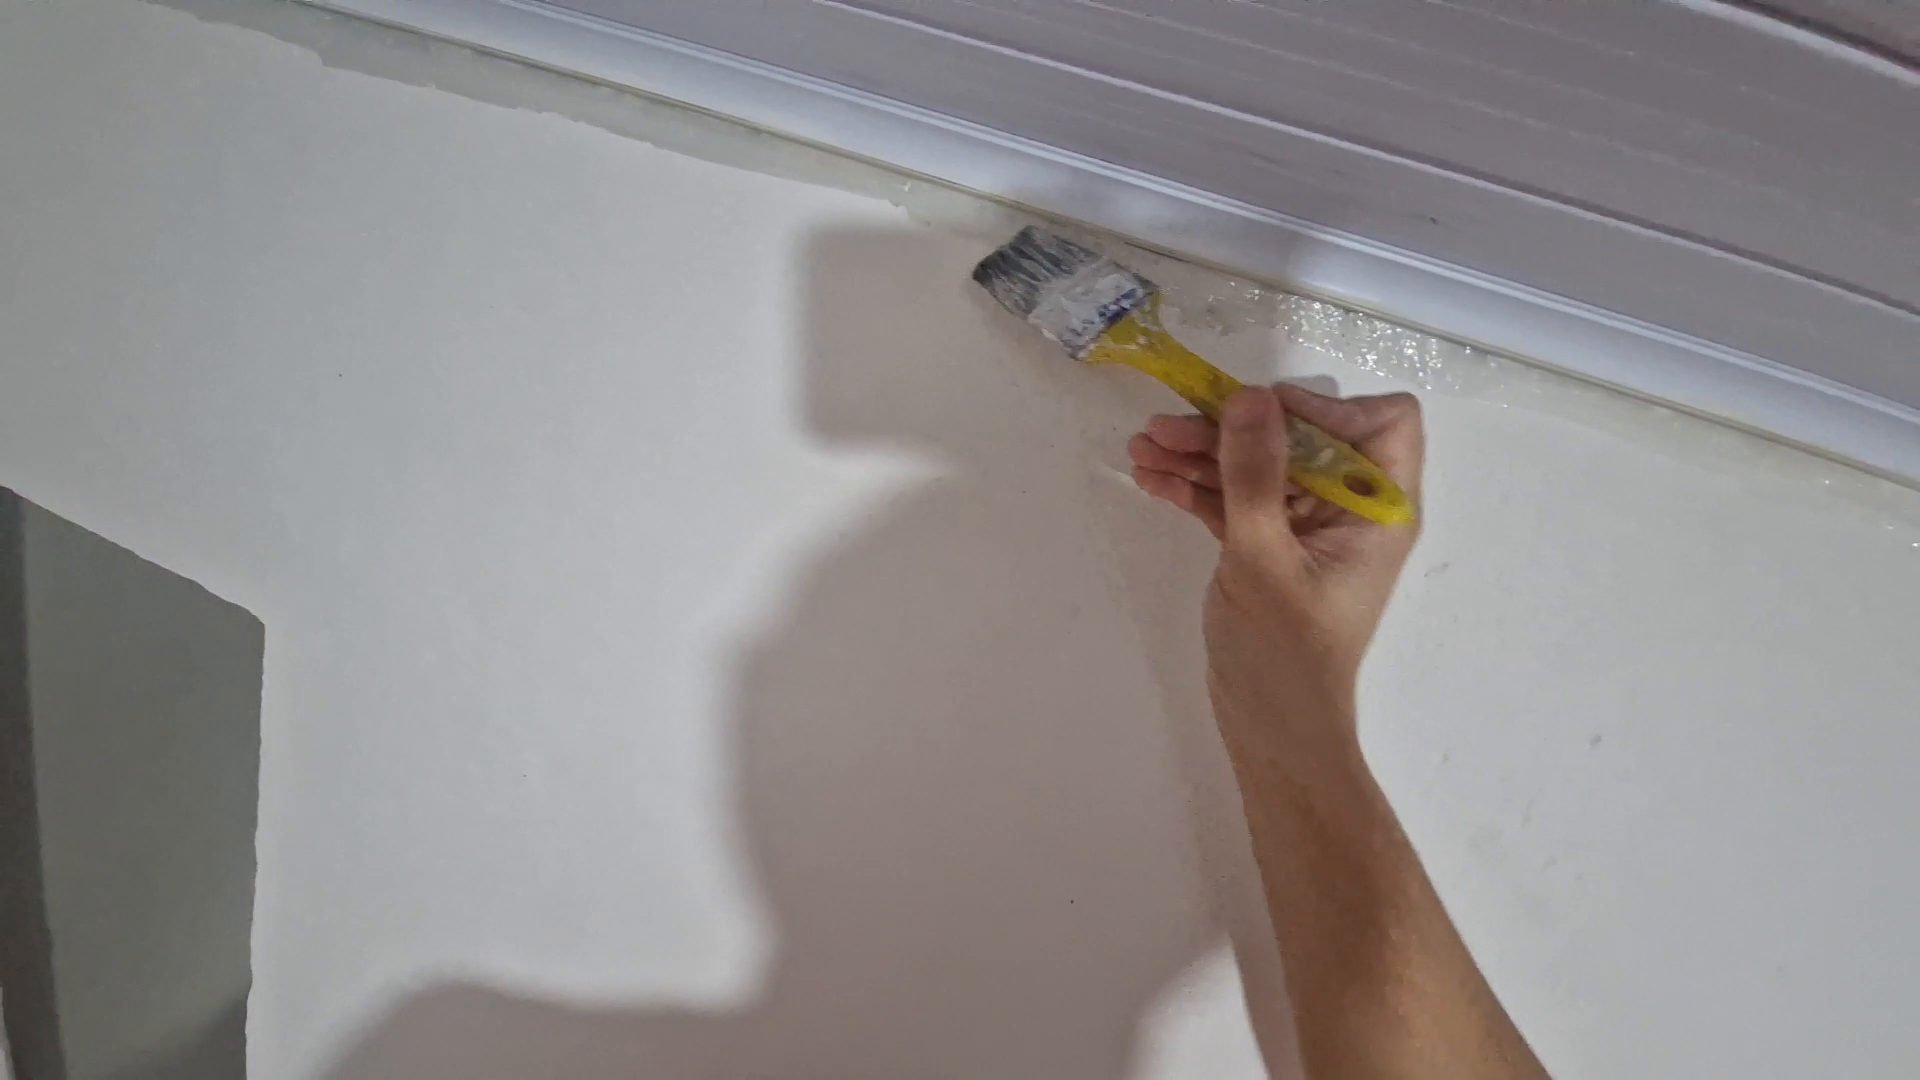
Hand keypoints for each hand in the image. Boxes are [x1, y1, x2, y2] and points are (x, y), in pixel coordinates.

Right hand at [1127, 384, 1424, 776]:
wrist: (1267, 724)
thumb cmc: (1283, 651)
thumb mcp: (1264, 559)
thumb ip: (1255, 476)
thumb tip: (1249, 395)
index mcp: (1375, 508)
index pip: (1377, 423)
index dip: (1319, 408)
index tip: (1252, 418)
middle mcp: (1343, 508)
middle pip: (1293, 439)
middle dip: (1227, 430)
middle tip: (1161, 428)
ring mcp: (1298, 526)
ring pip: (1252, 467)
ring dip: (1197, 456)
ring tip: (1139, 448)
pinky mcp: (1260, 543)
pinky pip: (1229, 499)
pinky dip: (1193, 487)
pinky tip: (1149, 479)